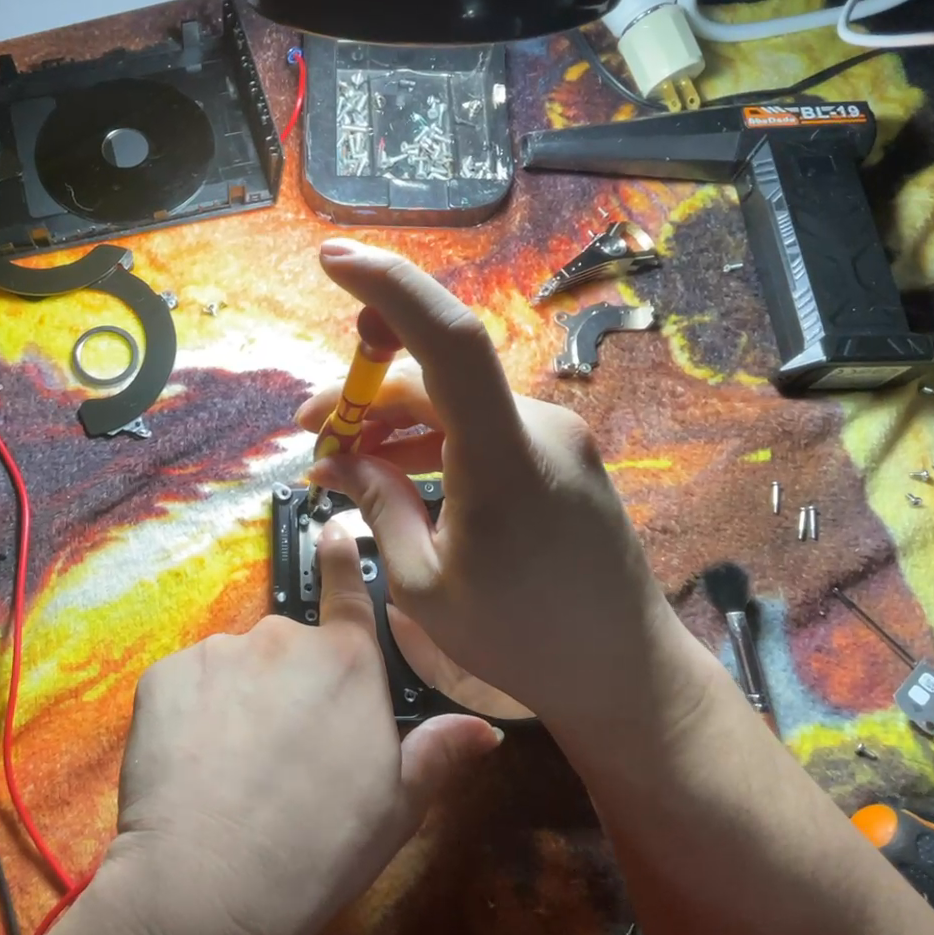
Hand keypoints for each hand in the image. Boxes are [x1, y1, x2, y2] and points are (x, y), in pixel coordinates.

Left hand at [95, 524, 499, 934]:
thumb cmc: (320, 848)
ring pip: (234, 666)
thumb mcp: (396, 808)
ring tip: (231, 767)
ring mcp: (221, 651)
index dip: (342, 558)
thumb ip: (438, 754)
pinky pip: (187, 684)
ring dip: (236, 700)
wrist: (211, 883)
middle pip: (287, 646)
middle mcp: (284, 639)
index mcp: (347, 664)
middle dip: (285, 684)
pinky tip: (193, 764)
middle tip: (278, 751)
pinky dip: (190, 713)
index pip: (348, 590)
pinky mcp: (167, 672)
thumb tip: (486, 728)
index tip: (332, 529)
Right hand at [295, 239, 712, 747]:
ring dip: (394, 421)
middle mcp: (535, 427)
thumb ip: (379, 506)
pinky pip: (480, 429)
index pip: (448, 340)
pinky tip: (395, 470)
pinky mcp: (557, 457)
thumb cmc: (521, 639)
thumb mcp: (425, 583)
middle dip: (362, 394)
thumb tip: (336, 463)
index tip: (331, 262)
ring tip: (341, 458)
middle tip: (310, 431)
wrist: (623, 672)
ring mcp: (552, 439)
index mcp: (504, 456)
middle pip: (434, 376)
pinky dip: (432, 440)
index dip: (389, 287)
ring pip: (454, 403)